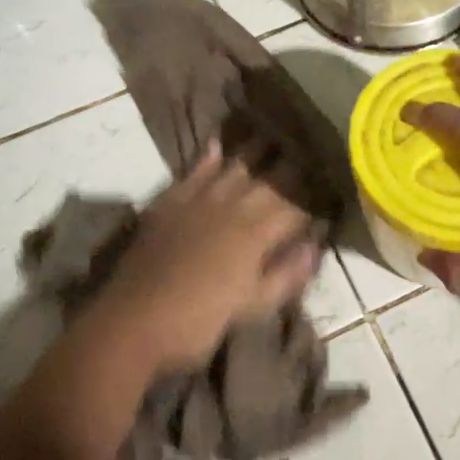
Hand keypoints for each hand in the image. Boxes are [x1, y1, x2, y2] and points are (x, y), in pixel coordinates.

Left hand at [83, 142, 321, 375]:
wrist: (132, 322)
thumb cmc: (197, 323)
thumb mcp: (251, 308)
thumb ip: (286, 275)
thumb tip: (314, 245)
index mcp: (255, 234)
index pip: (294, 207)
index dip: (313, 198)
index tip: (328, 185)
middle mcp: (231, 207)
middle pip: (268, 181)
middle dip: (290, 167)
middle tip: (307, 150)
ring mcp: (198, 201)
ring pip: (235, 168)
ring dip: (255, 152)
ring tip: (272, 136)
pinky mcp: (170, 202)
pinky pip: (194, 171)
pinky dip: (208, 156)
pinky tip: (217, 144)